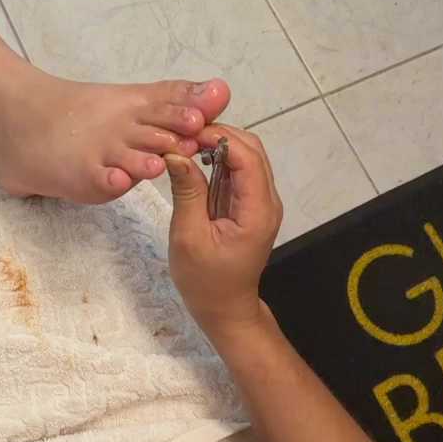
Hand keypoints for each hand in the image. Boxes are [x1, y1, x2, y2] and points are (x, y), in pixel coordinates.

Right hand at [163, 125, 281, 338]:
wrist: (224, 309)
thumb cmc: (204, 279)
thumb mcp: (188, 236)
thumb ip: (187, 192)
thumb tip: (175, 153)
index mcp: (257, 211)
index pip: (247, 157)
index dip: (219, 137)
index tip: (186, 132)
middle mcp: (267, 201)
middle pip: (251, 150)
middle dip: (219, 136)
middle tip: (183, 135)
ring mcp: (260, 203)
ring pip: (246, 157)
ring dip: (218, 145)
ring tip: (185, 144)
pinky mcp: (249, 205)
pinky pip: (238, 172)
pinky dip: (218, 160)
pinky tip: (194, 160)